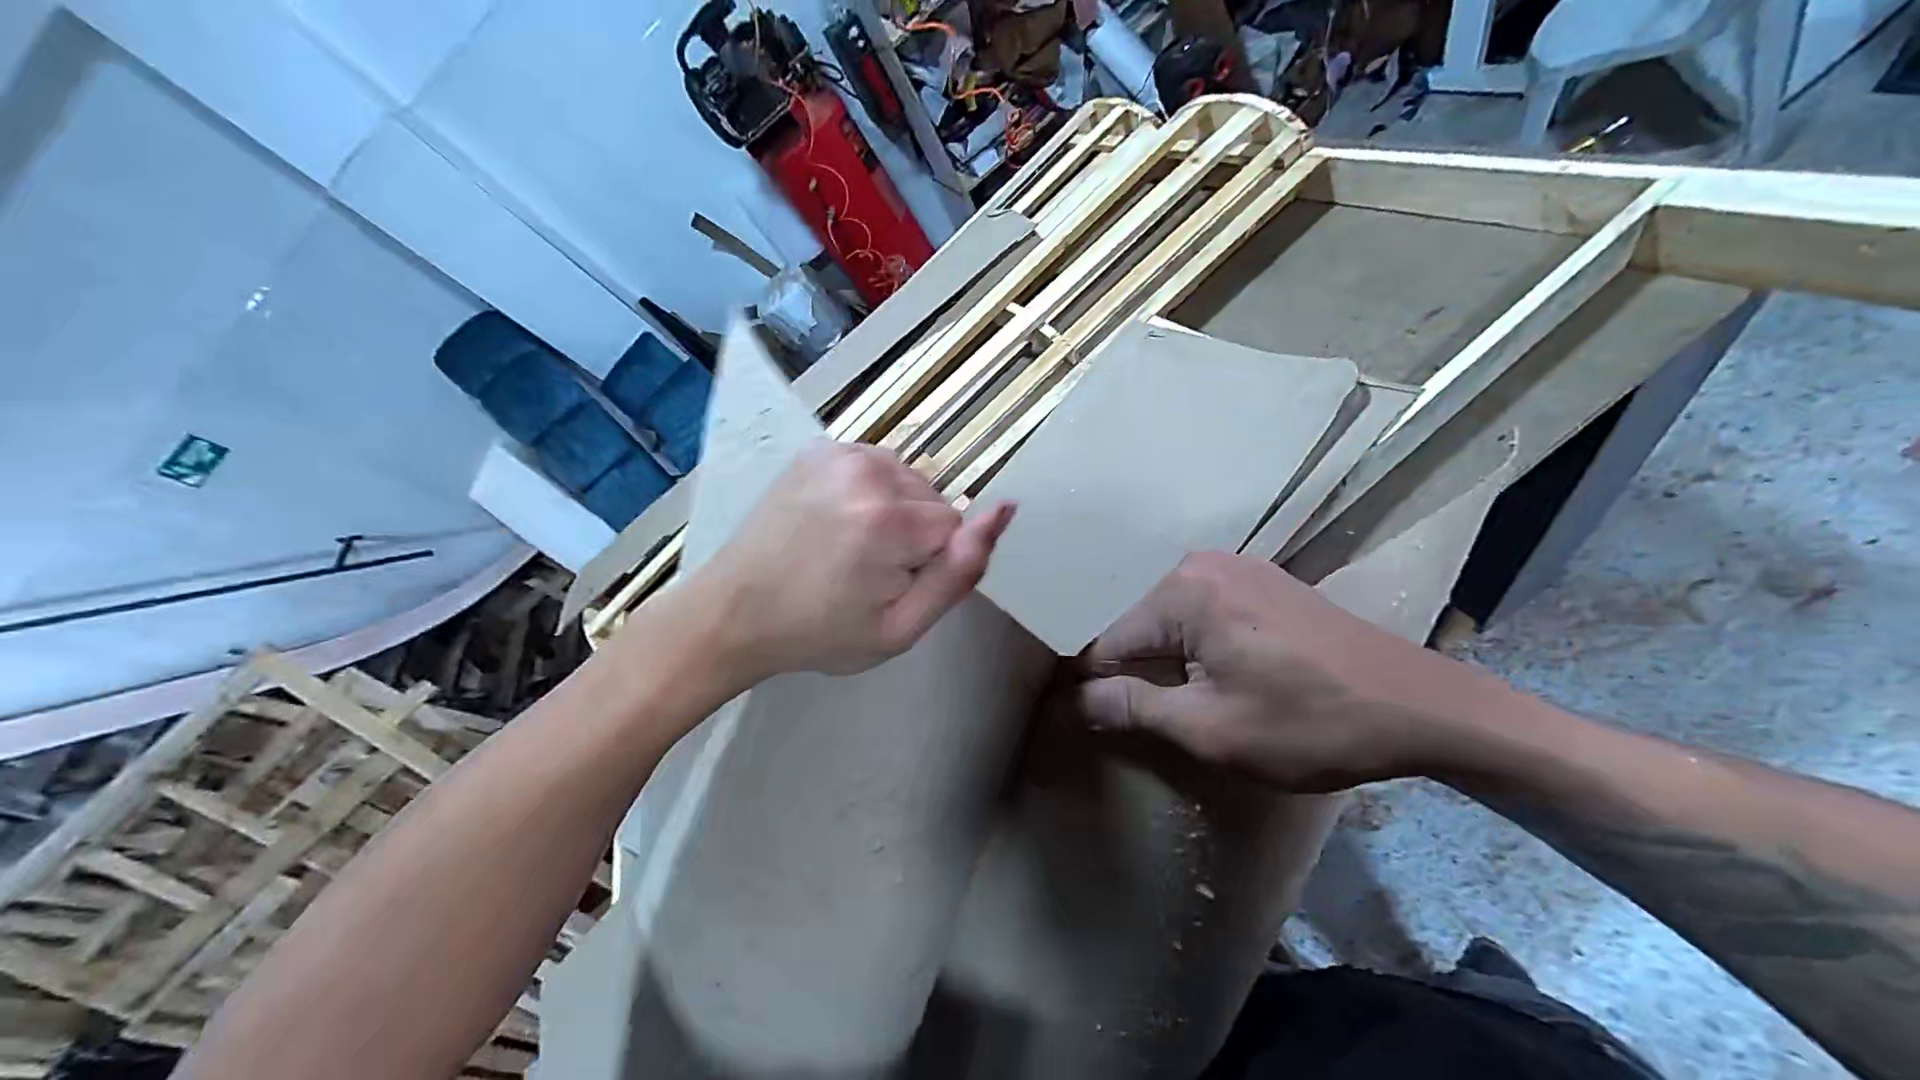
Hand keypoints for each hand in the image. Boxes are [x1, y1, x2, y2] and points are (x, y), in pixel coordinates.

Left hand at [691, 440, 1013, 681]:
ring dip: (894, 511)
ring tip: (849, 548)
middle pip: (933, 500)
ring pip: (909, 481)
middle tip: (867, 572)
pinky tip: (837, 521)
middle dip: (915, 535)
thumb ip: (960, 572)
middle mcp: (869, 471)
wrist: (736, 610)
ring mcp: (840, 453)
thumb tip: (1005, 510)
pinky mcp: (819, 448)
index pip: (956, 529)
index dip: (931, 564)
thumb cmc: (820, 632)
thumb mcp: (901, 627)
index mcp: (891, 519)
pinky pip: (876, 467)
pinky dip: (869, 492)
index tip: (890, 586)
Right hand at [1075, 552, 1472, 791]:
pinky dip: (1196, 644)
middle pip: (1135, 625)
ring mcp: (1234, 566)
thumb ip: (1132, 707)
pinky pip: (1201, 611)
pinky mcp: (1261, 579)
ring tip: (1191, 701)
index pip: (1105, 642)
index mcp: (1180, 591)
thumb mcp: (1210, 728)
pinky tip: (1221, 675)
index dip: (1095, 687)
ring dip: (1167, 660)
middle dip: (1135, 671)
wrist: (1420, 707)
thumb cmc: (1309, 722)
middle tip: (1157, 719)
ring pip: (1168, 620)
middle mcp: (1199, 564)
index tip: (1097, 723)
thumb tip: (1077, 699)